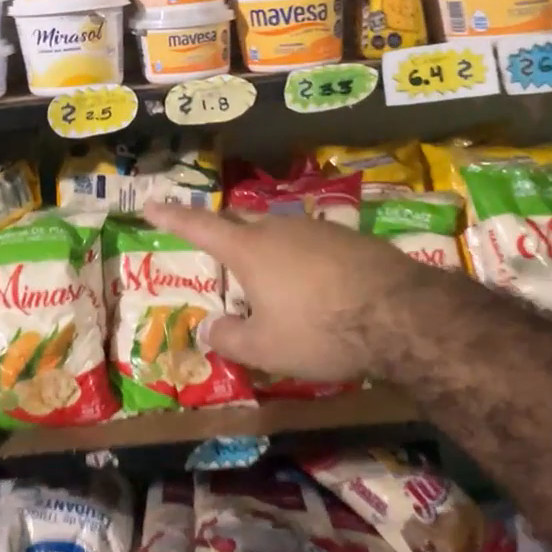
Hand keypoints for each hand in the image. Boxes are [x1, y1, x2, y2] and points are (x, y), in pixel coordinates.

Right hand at [145, 203, 433, 382]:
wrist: (401, 313)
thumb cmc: (320, 330)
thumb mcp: (266, 348)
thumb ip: (230, 338)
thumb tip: (208, 328)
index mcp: (249, 249)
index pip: (199, 227)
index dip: (172, 217)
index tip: (150, 203)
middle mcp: (278, 229)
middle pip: (240, 221)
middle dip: (222, 229)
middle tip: (212, 242)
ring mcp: (317, 229)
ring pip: (278, 231)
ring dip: (265, 247)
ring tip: (267, 276)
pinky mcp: (351, 239)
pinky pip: (310, 243)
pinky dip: (299, 258)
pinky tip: (314, 284)